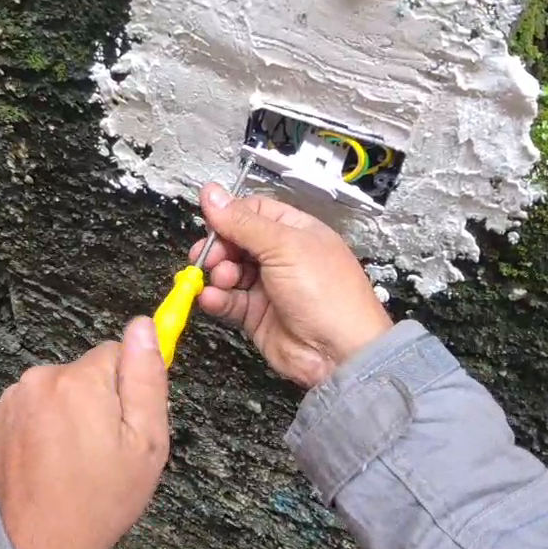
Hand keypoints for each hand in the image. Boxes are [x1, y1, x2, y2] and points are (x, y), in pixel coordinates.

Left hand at [0, 318, 171, 548]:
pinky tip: (49, 458)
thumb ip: (146, 378)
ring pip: (60, 387)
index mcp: (79, 381)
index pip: (116, 353)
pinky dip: (44, 423)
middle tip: (103, 449)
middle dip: (98, 400)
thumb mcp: (147, 443)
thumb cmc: (101, 500)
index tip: (125, 425)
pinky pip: (34, 403)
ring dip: (69, 411)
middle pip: (86, 371)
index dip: (127, 390)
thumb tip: (143, 325)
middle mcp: (39, 379)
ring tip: (74, 459)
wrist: (41, 547)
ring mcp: (12, 398)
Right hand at [192, 183, 392, 389]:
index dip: (229, 216)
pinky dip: (216, 299)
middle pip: (235, 241)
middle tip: (209, 255)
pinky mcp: (257, 315)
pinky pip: (228, 301)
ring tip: (223, 280)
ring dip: (218, 274)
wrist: (339, 353)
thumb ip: (243, 222)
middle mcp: (282, 257)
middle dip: (218, 247)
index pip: (252, 212)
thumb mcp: (284, 246)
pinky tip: (213, 298)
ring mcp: (269, 287)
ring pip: (228, 272)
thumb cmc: (331, 298)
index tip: (211, 223)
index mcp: (295, 232)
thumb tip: (213, 195)